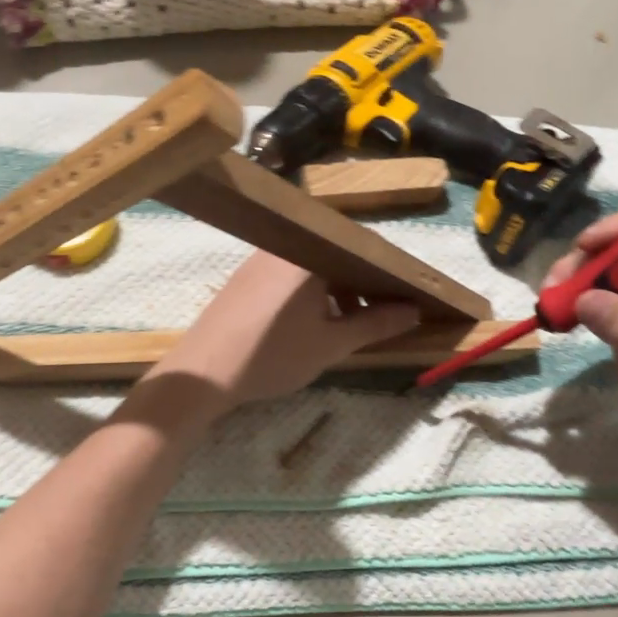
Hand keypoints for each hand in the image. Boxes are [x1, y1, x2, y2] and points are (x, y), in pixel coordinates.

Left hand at [147, 252, 419, 409]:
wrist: (204, 372)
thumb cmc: (273, 356)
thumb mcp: (331, 345)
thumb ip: (375, 324)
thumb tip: (413, 312)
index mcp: (311, 253)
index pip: (364, 248)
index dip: (390, 272)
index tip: (407, 297)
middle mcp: (286, 244)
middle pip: (338, 254)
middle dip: (364, 284)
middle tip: (382, 315)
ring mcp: (261, 257)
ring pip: (313, 265)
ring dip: (338, 290)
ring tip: (349, 326)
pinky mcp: (245, 275)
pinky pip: (290, 274)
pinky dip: (311, 293)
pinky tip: (313, 323)